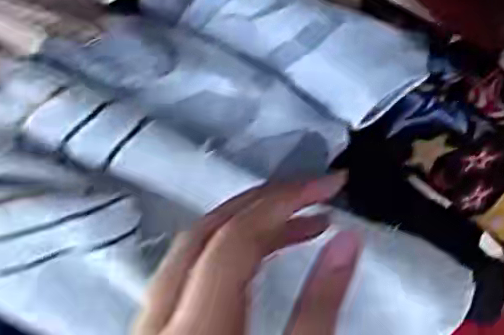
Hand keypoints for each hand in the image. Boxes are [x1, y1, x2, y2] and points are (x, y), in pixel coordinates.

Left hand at [134, 175, 360, 334]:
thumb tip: (349, 237)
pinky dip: (226, 258)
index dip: (289, 197)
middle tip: (317, 189)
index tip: (337, 184)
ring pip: (185, 260)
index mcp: (196, 329)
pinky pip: (181, 287)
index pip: (238, 236)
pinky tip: (262, 267)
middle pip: (199, 237)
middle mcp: (154, 330)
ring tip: (303, 226)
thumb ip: (320, 305)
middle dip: (263, 200)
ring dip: (247, 227)